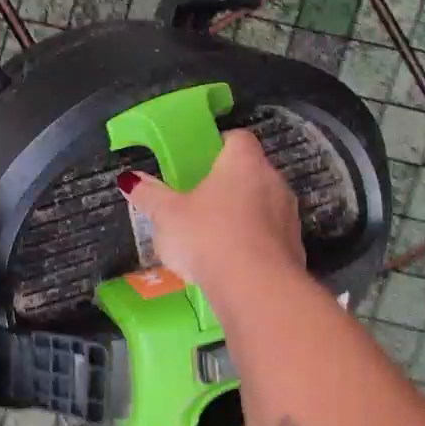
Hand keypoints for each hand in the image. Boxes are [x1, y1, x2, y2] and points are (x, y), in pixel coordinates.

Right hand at [117, 130, 303, 287]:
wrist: (256, 287)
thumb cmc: (207, 236)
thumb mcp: (165, 214)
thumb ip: (149, 194)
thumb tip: (129, 179)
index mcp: (243, 164)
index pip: (238, 138)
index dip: (217, 144)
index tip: (197, 159)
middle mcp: (273, 181)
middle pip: (250, 171)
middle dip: (225, 182)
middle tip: (194, 199)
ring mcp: (289, 214)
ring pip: (261, 203)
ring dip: (239, 212)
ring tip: (209, 234)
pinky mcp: (295, 245)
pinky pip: (268, 233)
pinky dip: (250, 239)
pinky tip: (227, 258)